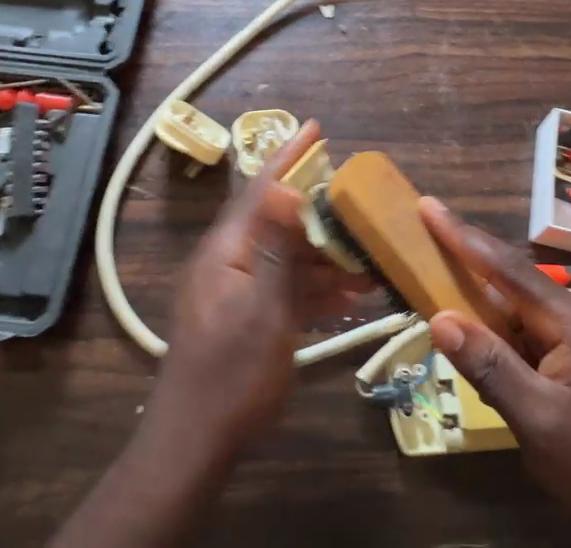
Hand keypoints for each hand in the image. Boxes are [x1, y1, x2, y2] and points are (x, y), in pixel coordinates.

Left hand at [151, 122, 364, 452]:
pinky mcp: (250, 317)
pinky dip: (318, 289)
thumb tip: (285, 187)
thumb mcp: (262, 308)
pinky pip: (288, 289)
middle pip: (281, 221)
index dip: (290, 157)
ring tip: (373, 258)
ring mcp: (239, 290)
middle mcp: (231, 260)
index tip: (318, 127)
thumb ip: (276, 247)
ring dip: (329, 257)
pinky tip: (354, 297)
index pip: (262, 188)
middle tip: (364, 203)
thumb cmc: (232, 374)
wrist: (197, 443)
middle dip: (323, 212)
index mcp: (227, 248)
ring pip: (290, 257)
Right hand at [419, 198, 570, 546]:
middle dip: (466, 267)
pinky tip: (488, 354)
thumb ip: (491, 369)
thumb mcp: (543, 422)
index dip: (461, 236)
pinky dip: (504, 340)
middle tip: (422, 250)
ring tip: (444, 301)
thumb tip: (440, 319)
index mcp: (569, 319)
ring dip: (484, 311)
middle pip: (511, 285)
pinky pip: (535, 340)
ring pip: (521, 317)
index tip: (427, 205)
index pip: (504, 267)